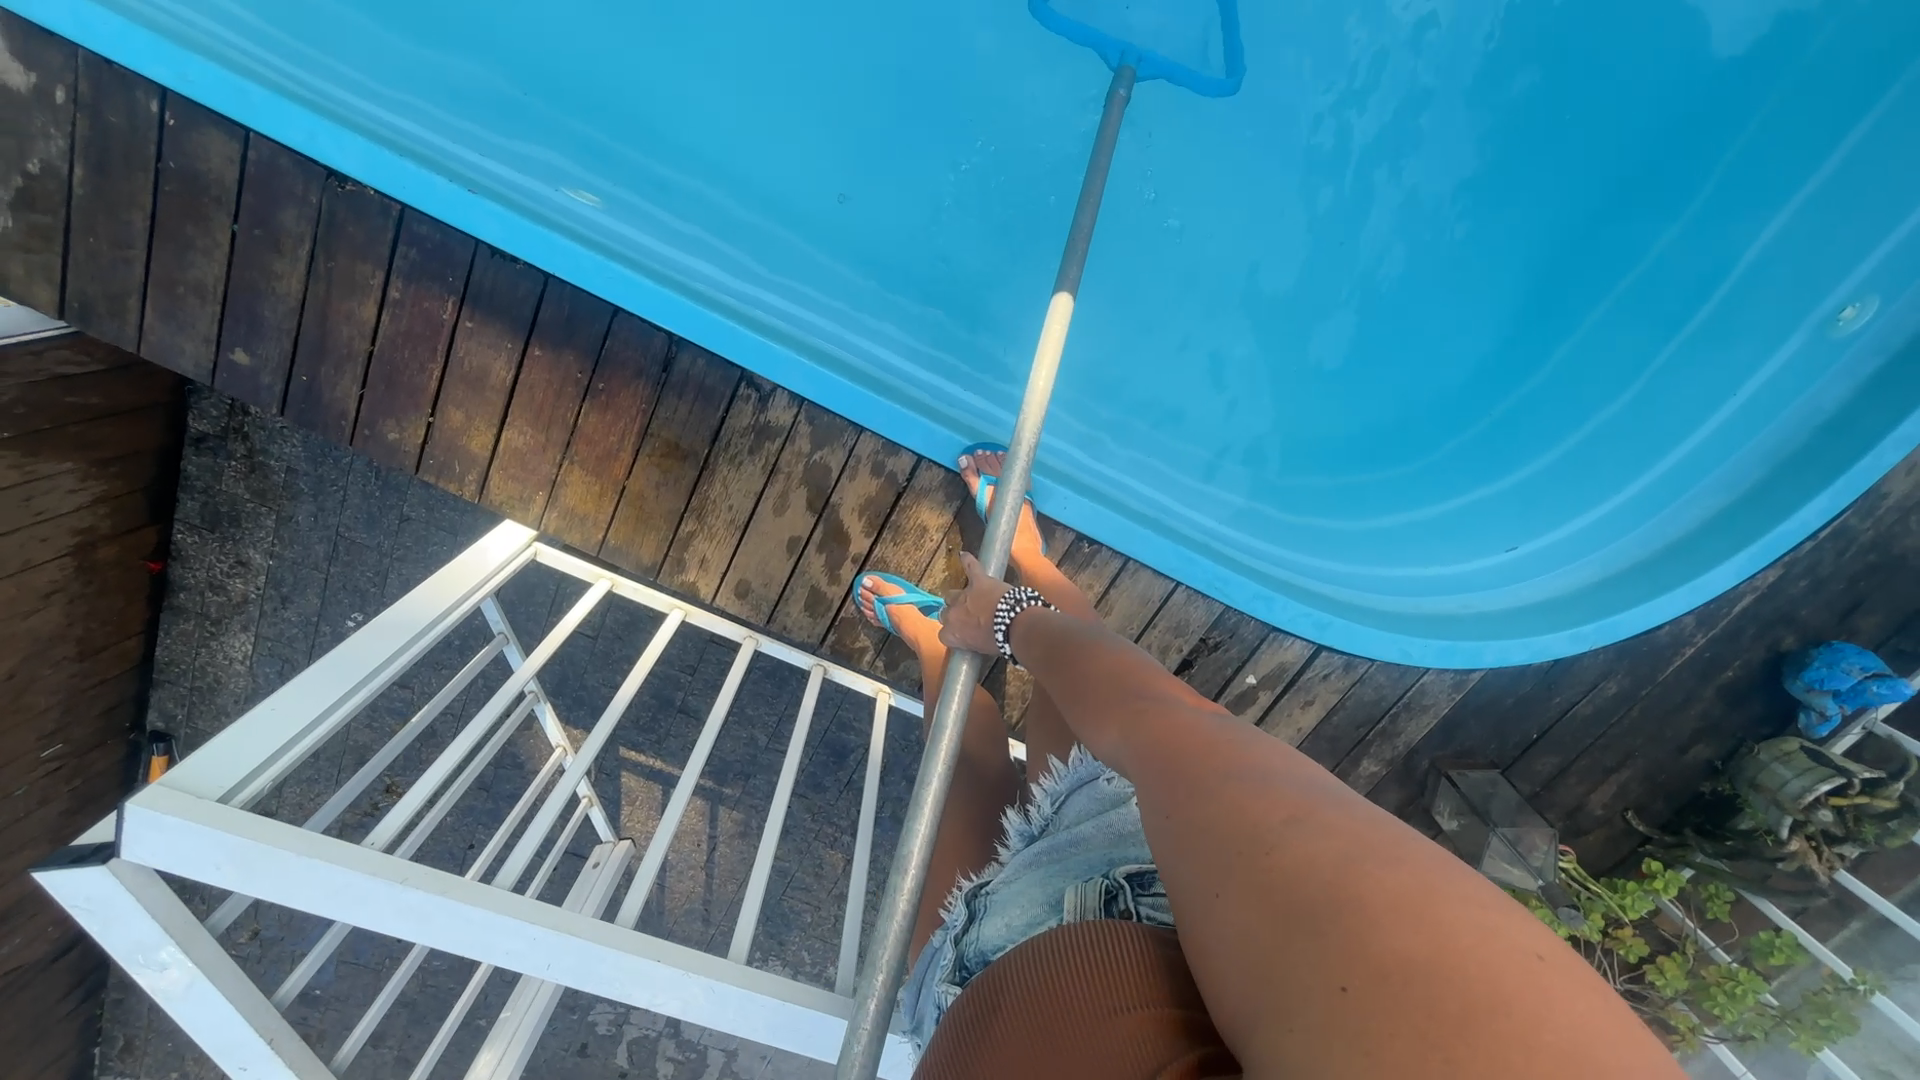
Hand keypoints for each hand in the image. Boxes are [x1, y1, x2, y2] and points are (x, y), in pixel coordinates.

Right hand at [939, 552, 1014, 655]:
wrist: (1016, 625)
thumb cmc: (1001, 642)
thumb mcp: (980, 648)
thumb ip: (971, 640)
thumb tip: (974, 638)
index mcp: (952, 634)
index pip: (944, 634)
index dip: (954, 634)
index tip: (963, 635)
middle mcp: (953, 614)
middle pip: (946, 613)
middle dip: (956, 615)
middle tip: (970, 619)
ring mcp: (965, 595)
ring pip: (952, 594)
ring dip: (960, 597)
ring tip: (970, 600)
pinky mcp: (979, 581)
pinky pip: (971, 567)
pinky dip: (968, 561)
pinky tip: (964, 555)